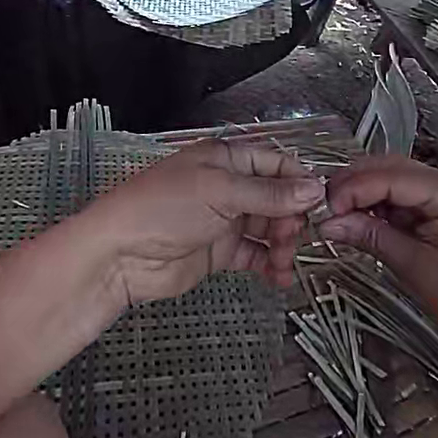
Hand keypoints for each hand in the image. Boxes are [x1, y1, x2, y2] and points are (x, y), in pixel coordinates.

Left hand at [69, 141, 324, 304]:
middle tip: (294, 238)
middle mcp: (230, 186)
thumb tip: (315, 189)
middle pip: (277, 198)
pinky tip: (279, 278)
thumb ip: (270, 194)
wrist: (117, 257)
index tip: (320, 203)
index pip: (276, 163)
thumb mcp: (220, 192)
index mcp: (227, 159)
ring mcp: (225, 221)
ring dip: (283, 245)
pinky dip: (269, 265)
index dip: (299, 181)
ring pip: (269, 228)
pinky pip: (255, 255)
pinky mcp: (220, 252)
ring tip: (284, 263)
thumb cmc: (164, 208)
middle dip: (292, 218)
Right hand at [318, 156, 437, 349]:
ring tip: (335, 215)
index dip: (354, 188)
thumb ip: (372, 236)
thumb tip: (327, 222)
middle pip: (389, 169)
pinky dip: (375, 206)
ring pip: (390, 180)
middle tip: (322, 209)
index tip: (324, 207)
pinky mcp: (435, 208)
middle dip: (353, 185)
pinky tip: (357, 219)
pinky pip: (398, 197)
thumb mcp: (414, 266)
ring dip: (362, 194)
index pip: (391, 177)